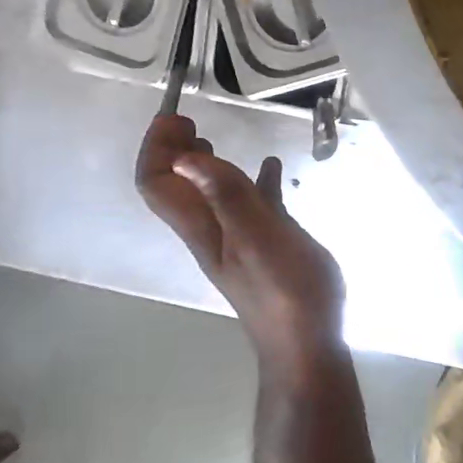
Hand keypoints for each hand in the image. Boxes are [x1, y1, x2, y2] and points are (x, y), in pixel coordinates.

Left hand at [136, 113, 344, 371]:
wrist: (307, 345)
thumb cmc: (287, 291)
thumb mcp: (260, 239)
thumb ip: (228, 197)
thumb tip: (184, 158)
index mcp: (203, 229)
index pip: (158, 185)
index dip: (156, 149)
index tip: (176, 117)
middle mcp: (213, 233)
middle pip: (177, 189)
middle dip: (171, 152)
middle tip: (189, 121)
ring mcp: (239, 243)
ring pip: (210, 196)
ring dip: (205, 165)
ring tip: (213, 137)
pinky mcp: (267, 249)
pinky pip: (252, 207)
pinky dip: (253, 183)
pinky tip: (271, 169)